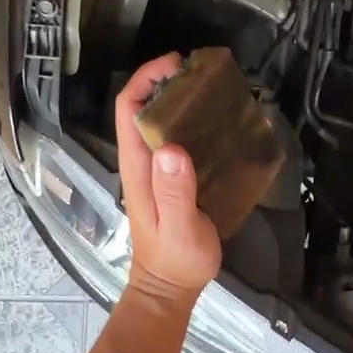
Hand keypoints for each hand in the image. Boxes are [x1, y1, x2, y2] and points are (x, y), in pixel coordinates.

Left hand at [114, 53, 221, 310]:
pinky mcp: (174, 178)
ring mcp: (158, 169)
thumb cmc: (175, 259)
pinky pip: (181, 139)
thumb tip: (172, 149)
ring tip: (217, 90)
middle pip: (145, 107)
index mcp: (138, 165)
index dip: (146, 79)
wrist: (171, 288)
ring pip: (163, 121)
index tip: (175, 64)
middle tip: (205, 73)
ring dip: (183, 100)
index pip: (129, 108)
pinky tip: (223, 122)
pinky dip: (197, 122)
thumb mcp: (180, 227)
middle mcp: (144, 160)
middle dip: (168, 82)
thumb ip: (175, 191)